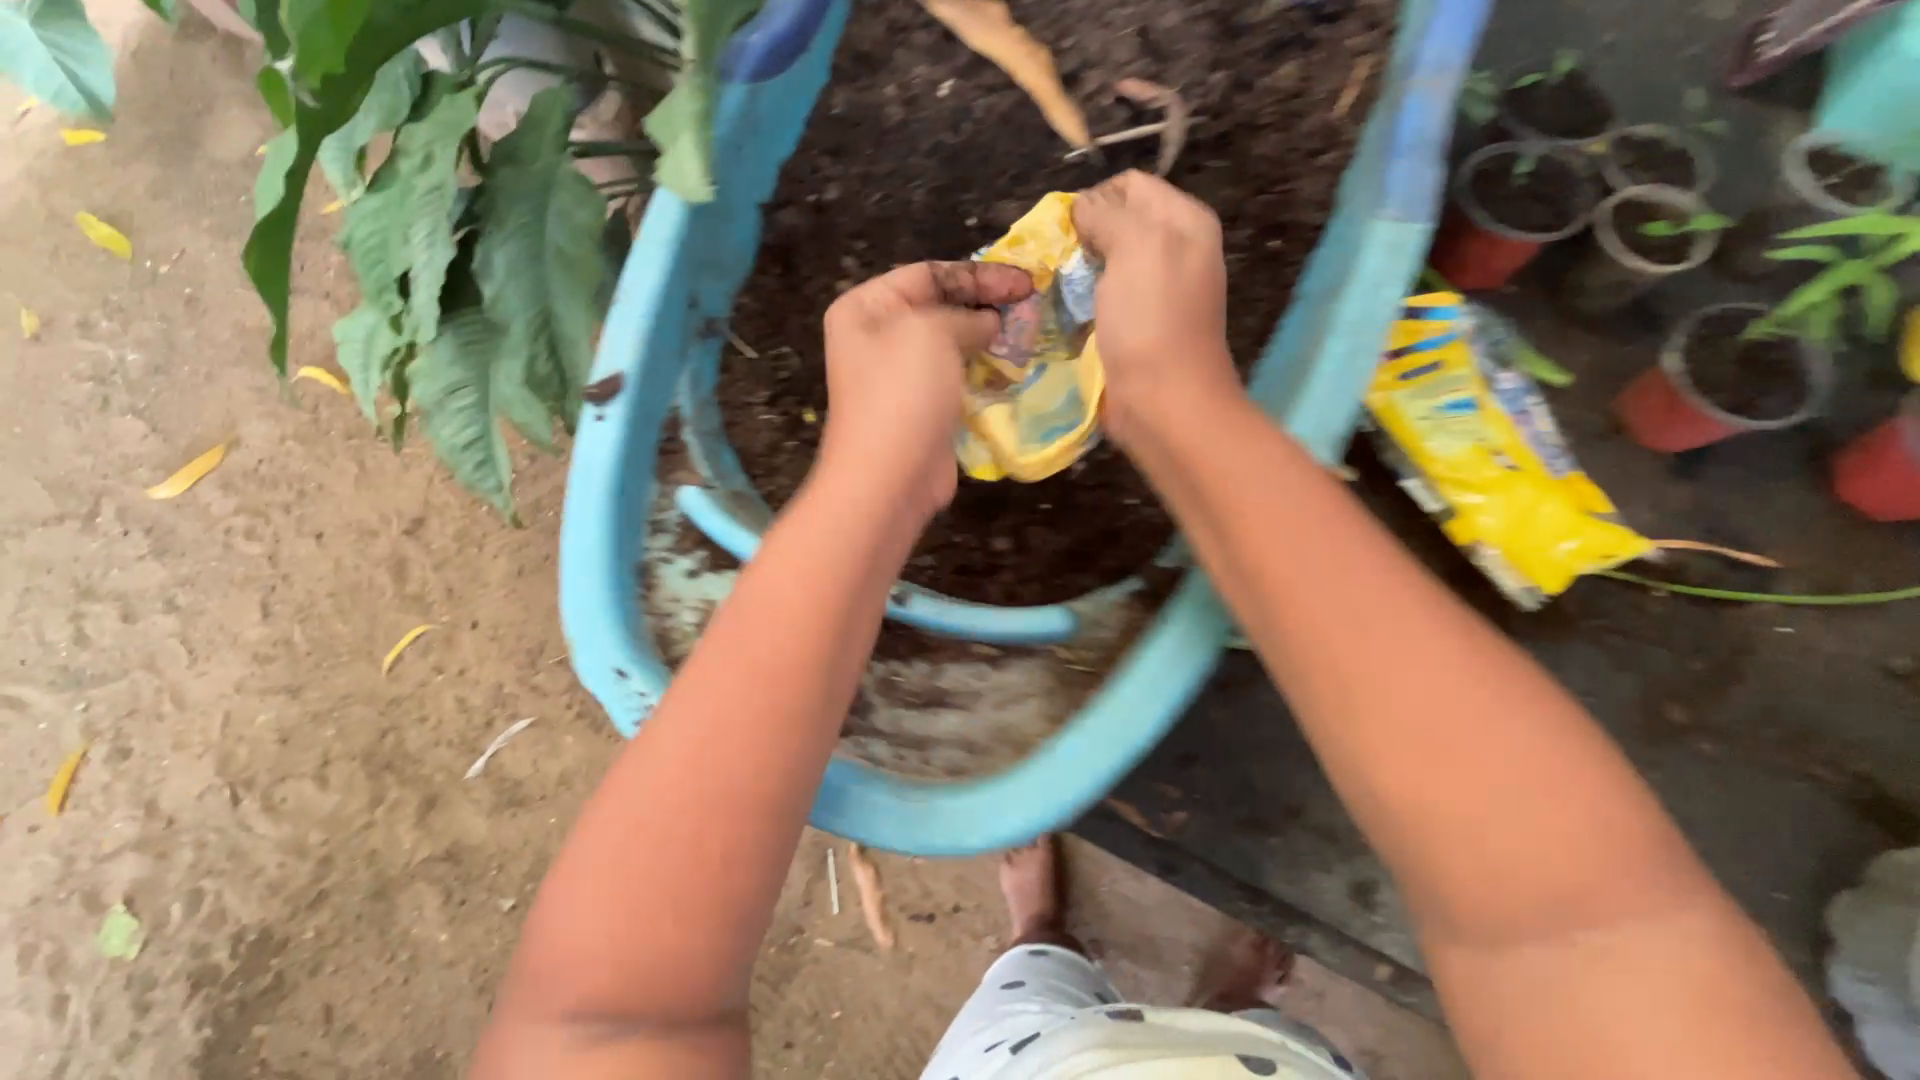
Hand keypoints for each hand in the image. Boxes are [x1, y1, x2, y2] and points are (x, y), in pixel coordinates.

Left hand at [817, 260, 1035, 517]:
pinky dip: (985, 370)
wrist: (888, 478)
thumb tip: (990, 322)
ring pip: (953, 344)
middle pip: (941, 306)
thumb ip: (965, 315)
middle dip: (986, 303)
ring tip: (1030, 331)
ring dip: (991, 337)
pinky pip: (958, 378)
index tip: (1023, 281)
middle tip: (1032, 302)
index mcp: (866, 307)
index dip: (978, 273)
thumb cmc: (901, 394)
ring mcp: (901, 376)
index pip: (928, 273)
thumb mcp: (932, 332)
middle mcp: (878, 337)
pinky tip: (1015, 366)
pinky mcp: (924, 408)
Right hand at [1072, 171, 1240, 442]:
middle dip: (1083, 234)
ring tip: (1057, 285)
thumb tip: (1081, 207)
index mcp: (1185, 222)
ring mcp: (1156, 291)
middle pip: (1117, 222)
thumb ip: (1108, 214)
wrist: (1164, 402)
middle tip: (1059, 259)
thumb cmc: (1153, 321)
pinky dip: (1082, 300)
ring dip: (1077, 269)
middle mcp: (1175, 250)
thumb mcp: (1136, 247)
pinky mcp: (1136, 326)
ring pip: (1105, 261)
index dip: (1095, 199)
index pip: (1130, 185)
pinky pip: (1103, 297)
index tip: (1069, 230)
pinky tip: (1066, 312)